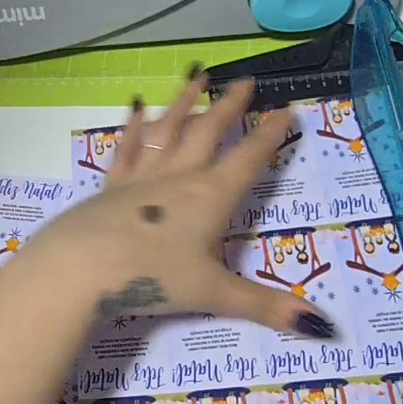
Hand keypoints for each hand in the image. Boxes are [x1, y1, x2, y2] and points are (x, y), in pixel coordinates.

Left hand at [25, 72, 335, 339]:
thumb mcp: (214, 294)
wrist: (80, 267)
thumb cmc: (151, 278)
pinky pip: (127, 149)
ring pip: (168, 129)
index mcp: (211, 197)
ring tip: (198, 76)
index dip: (271, 134)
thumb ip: (266, 306)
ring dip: (185, 103)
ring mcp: (141, 177)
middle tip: (246, 81)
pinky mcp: (110, 186)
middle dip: (230, 107)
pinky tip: (134, 109)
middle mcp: (179, 177)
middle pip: (209, 132)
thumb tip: (322, 327)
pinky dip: (133, 128)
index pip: (249, 158)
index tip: (287, 108)